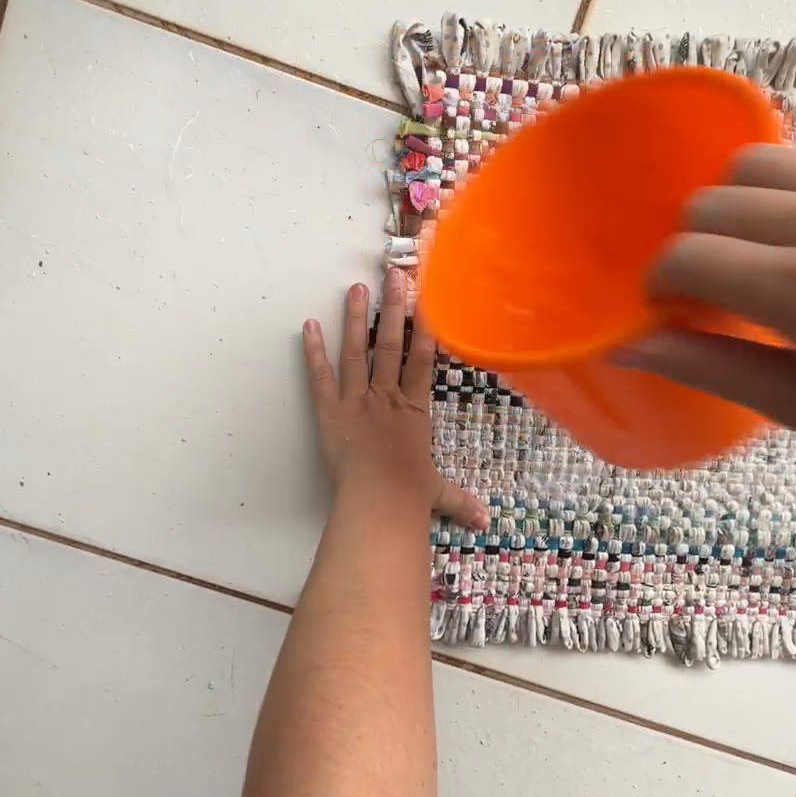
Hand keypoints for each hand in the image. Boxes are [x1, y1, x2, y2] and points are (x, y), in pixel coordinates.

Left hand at [303, 270, 488, 528]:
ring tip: (356, 288)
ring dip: (356, 319)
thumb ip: (460, 500)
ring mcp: (356, 401)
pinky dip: (313, 352)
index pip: (423, 359)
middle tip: (394, 275)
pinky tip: (309, 326)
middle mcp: (386, 396)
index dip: (426, 327)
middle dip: (394, 308)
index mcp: (414, 409)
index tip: (428, 299)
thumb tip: (487, 521)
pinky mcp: (329, 412)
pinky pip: (321, 377)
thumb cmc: (409, 496)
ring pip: (356, 353)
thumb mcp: (438, 494)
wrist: (378, 502)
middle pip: (390, 344)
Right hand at [616, 144, 795, 477]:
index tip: (668, 311)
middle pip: (710, 201)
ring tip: (757, 257)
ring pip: (756, 165)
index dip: (658, 284)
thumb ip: (711, 367)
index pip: (686, 255)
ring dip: (732, 208)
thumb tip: (630, 348)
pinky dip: (788, 199)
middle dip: (689, 246)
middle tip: (710, 291)